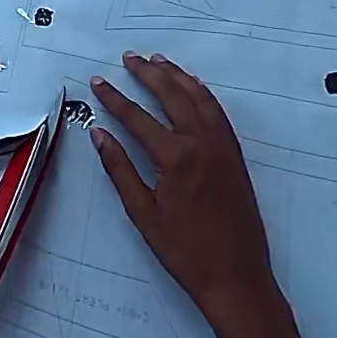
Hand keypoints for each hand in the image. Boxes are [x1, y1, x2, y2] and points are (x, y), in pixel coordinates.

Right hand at [89, 52, 278, 322]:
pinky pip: (218, 113)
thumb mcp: (142, 213)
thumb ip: (120, 169)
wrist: (237, 279)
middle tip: (130, 58)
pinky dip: (202, 93)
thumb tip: (99, 135)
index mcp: (175, 158)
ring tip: (159, 61)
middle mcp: (202, 144)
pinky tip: (192, 87)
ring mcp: (223, 148)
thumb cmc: (184, 250)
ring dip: (178, 76)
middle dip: (148, 73)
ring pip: (199, 98)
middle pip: (172, 96)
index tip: (99, 81)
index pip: (137, 117)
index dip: (114, 98)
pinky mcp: (236, 156)